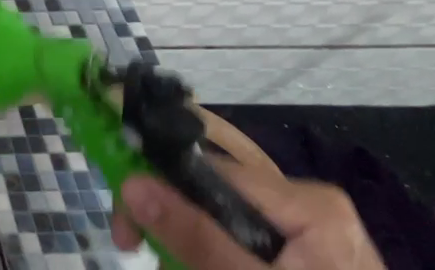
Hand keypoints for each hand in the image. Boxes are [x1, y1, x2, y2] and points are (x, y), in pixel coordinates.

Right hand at [111, 163, 385, 269]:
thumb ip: (195, 237)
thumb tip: (130, 182)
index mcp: (307, 203)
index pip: (210, 173)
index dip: (160, 194)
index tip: (125, 234)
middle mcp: (308, 207)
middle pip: (213, 201)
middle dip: (177, 236)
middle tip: (139, 256)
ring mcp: (310, 237)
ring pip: (222, 228)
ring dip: (193, 257)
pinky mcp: (306, 260)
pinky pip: (243, 249)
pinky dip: (216, 264)